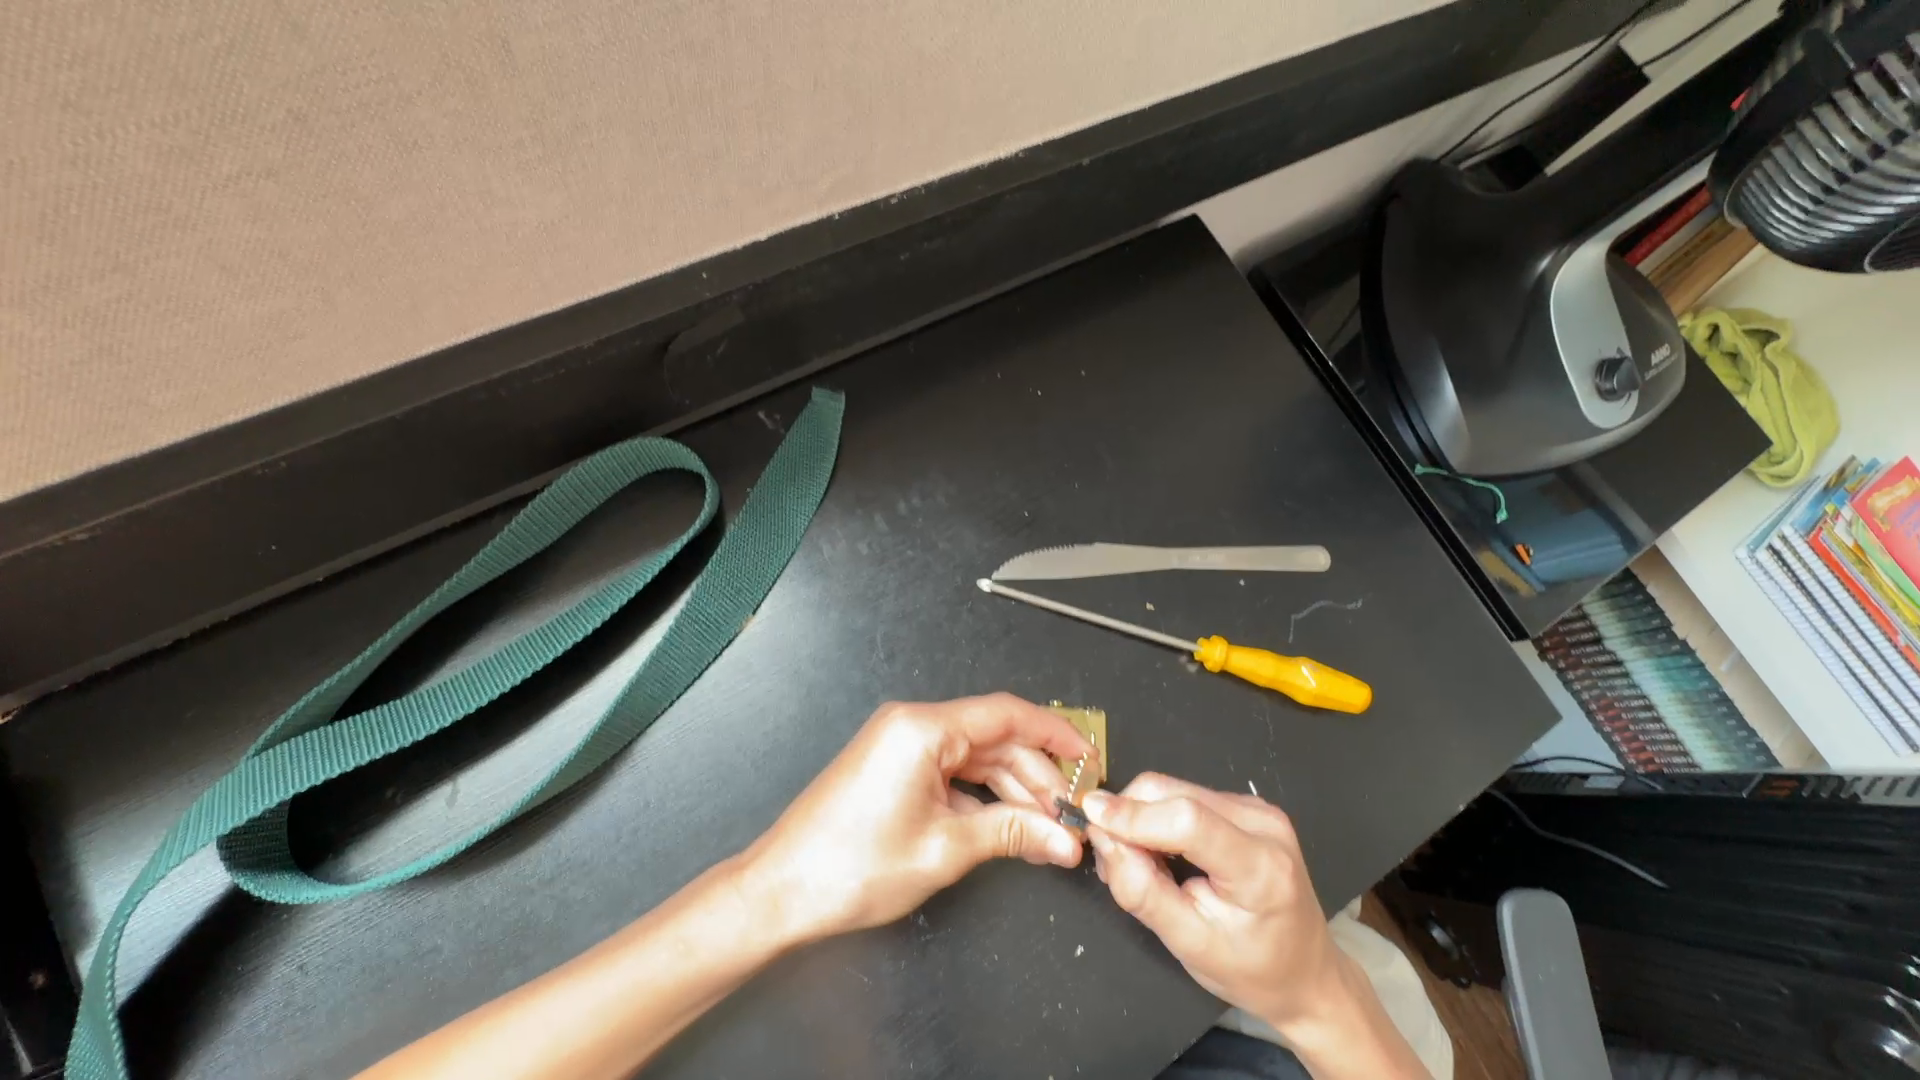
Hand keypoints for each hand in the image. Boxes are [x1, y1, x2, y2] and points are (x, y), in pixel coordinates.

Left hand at [739, 694, 1092, 942]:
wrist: (780, 892)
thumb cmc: (851, 866)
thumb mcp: (945, 849)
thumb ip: (1012, 834)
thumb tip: (1063, 839)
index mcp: (922, 728)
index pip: (1007, 715)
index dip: (1055, 734)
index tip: (1089, 758)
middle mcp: (912, 726)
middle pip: (994, 739)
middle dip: (1036, 778)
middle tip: (1071, 817)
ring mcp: (901, 747)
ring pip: (975, 759)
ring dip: (1012, 793)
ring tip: (1048, 832)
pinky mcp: (895, 770)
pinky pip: (952, 775)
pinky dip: (982, 800)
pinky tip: (1009, 829)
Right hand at [1082, 773, 1342, 1031]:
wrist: (1308, 973)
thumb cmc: (1252, 970)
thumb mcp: (1190, 945)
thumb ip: (1143, 892)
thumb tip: (1103, 841)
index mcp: (1259, 866)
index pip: (1187, 820)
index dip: (1132, 815)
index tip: (1087, 817)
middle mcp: (1262, 822)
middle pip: (1172, 792)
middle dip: (1127, 817)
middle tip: (1113, 863)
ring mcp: (1256, 809)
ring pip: (1172, 787)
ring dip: (1139, 816)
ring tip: (1138, 864)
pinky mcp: (1246, 805)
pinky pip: (1183, 793)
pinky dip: (1157, 816)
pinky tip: (1160, 851)